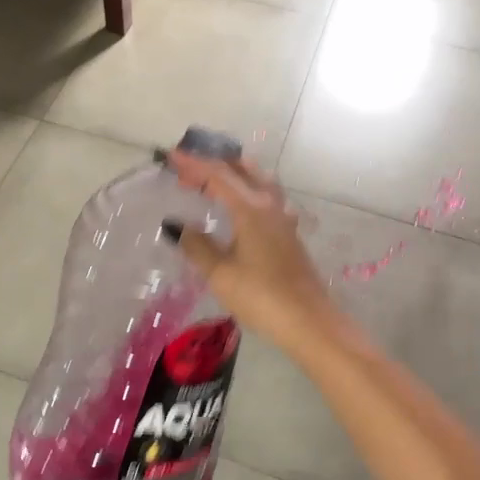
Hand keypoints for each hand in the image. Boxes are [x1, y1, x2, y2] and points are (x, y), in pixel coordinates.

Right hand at [165, 152, 333, 342]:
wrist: (308, 321)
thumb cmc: (260, 296)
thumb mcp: (220, 274)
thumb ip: (198, 246)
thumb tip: (179, 226)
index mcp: (250, 208)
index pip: (218, 176)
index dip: (193, 164)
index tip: (171, 157)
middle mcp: (269, 205)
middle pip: (241, 171)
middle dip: (213, 165)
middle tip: (187, 170)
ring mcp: (283, 218)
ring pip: (258, 181)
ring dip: (235, 174)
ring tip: (214, 179)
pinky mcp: (289, 234)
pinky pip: (266, 197)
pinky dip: (247, 191)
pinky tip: (240, 207)